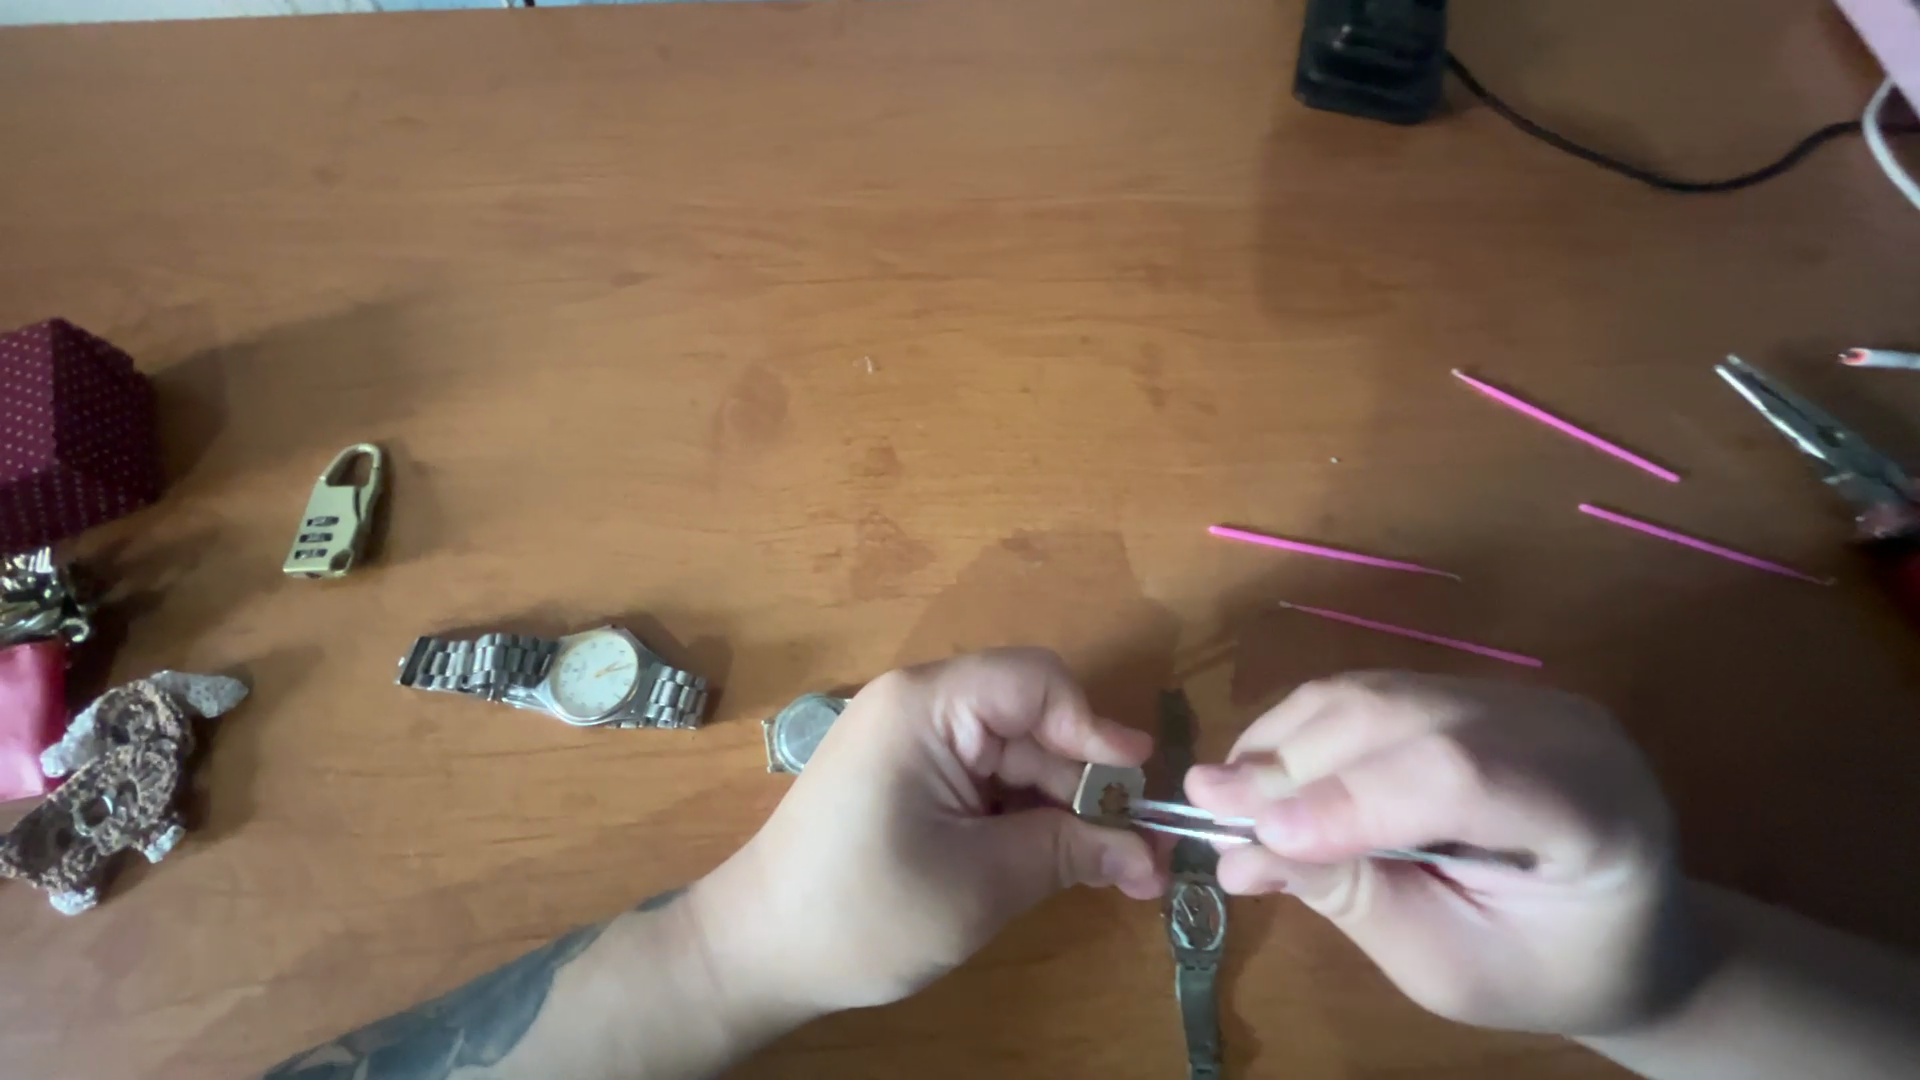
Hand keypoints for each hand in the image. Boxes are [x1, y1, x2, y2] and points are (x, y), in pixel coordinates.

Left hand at [692, 649, 1165, 1020]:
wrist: (758, 950)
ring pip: (1016, 754)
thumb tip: (1148, 855)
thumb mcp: (980, 884)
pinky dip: (1026, 815)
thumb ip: (1069, 853)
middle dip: (1086, 782)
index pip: (1035, 681)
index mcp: (925, 704)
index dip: (1094, 728)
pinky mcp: (914, 773)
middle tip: (1144, 851)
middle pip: (1031, 719)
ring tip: (1120, 869)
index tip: (1138, 788)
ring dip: (1063, 806)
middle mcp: (921, 704)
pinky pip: (987, 777)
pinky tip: (1061, 858)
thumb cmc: (862, 911)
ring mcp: (916, 738)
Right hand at [1184, 672, 1695, 1034]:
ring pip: (1361, 694)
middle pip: (1394, 717)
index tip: (1261, 835)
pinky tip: (1261, 767)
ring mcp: (1501, 693)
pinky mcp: (1454, 686)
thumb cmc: (1541, 967)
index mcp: (1592, 810)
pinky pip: (1356, 692)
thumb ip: (1351, 899)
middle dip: (1291, 763)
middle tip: (1206, 802)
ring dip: (1280, 740)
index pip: (1458, 775)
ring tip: (1224, 789)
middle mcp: (1551, 726)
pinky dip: (1295, 728)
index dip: (1350, 797)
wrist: (1614, 923)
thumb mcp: (1449, 964)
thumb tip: (1237, 857)